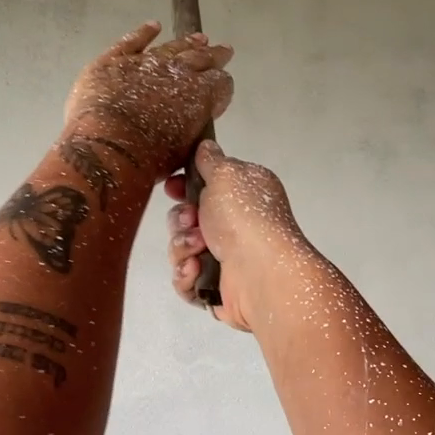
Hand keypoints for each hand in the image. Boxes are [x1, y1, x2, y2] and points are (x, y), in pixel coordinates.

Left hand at [64, 21, 233, 175]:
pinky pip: (132, 41)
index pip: (221, 83)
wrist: (108, 147)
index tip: (221, 90)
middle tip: (224, 50)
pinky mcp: (115, 60)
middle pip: (202, 58)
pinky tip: (153, 26)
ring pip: (172, 47)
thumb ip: (193, 133)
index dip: (222, 88)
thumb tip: (193, 127)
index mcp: (202, 95)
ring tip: (199, 38)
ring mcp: (146, 62)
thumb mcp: (185, 153)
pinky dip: (144, 33)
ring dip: (187, 43)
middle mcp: (178, 72)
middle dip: (214, 56)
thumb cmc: (150, 159)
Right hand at [164, 140, 313, 332]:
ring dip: (182, 246)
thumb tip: (206, 147)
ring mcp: (226, 259)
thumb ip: (211, 160)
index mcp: (244, 195)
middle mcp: (236, 225)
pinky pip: (184, 279)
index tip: (172, 187)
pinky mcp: (214, 288)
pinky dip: (186, 275)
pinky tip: (196, 270)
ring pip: (181, 249)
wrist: (261, 274)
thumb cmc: (245, 218)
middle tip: (190, 221)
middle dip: (180, 220)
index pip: (206, 187)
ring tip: (198, 249)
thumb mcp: (226, 174)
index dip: (183, 186)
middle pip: (186, 218)